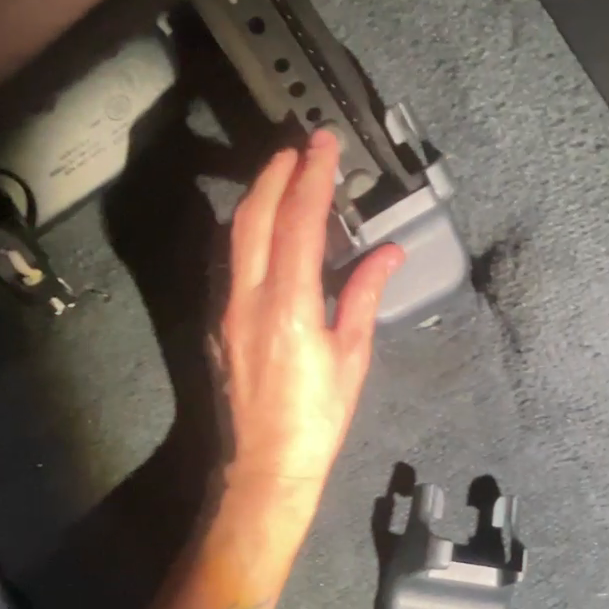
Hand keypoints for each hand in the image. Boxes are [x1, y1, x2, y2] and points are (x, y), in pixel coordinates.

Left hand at [213, 129, 404, 497]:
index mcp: (289, 305)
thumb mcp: (351, 357)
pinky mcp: (221, 327)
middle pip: (253, 220)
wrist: (267, 464)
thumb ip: (364, 297)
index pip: (298, 223)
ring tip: (279, 178)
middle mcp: (249, 300)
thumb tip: (388, 256)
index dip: (311, 177)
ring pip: (235, 241)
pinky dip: (247, 236)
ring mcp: (228, 313)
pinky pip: (231, 266)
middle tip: (296, 149)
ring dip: (256, 202)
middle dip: (273, 176)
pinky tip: (263, 231)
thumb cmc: (317, 418)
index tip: (322, 144)